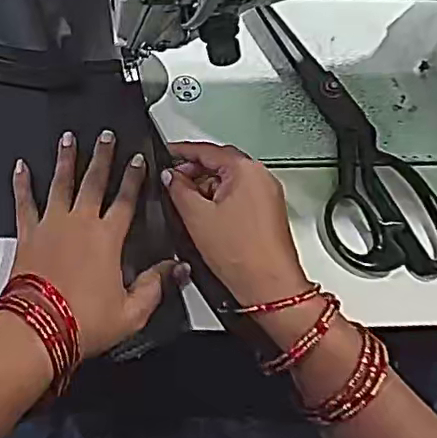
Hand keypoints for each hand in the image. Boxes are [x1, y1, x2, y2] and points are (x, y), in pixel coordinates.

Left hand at [9, 130, 176, 359]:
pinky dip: (22, 183)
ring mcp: (51, 224)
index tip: (137, 160)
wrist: (38, 328)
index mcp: (107, 238)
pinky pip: (24, 201)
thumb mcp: (131, 312)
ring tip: (68, 139)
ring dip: (65, 159)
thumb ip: (155, 286)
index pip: (125, 199)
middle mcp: (79, 223)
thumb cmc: (81, 321)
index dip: (133, 177)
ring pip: (60, 182)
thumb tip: (175, 270)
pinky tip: (20, 167)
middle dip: (102, 156)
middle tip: (106, 137)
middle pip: (93, 181)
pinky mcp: (28, 233)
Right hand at [160, 141, 312, 308]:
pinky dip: (219, 200)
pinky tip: (205, 218)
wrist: (270, 287)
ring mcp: (267, 195)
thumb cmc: (243, 255)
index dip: (181, 151)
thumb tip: (170, 176)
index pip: (207, 150)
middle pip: (219, 163)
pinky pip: (238, 195)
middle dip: (193, 171)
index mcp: (246, 170)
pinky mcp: (267, 211)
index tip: (166, 153)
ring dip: (205, 188)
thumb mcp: (196, 215)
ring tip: (187, 206)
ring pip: (228, 180)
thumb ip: (177, 188)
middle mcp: (261, 177)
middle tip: (171, 182)